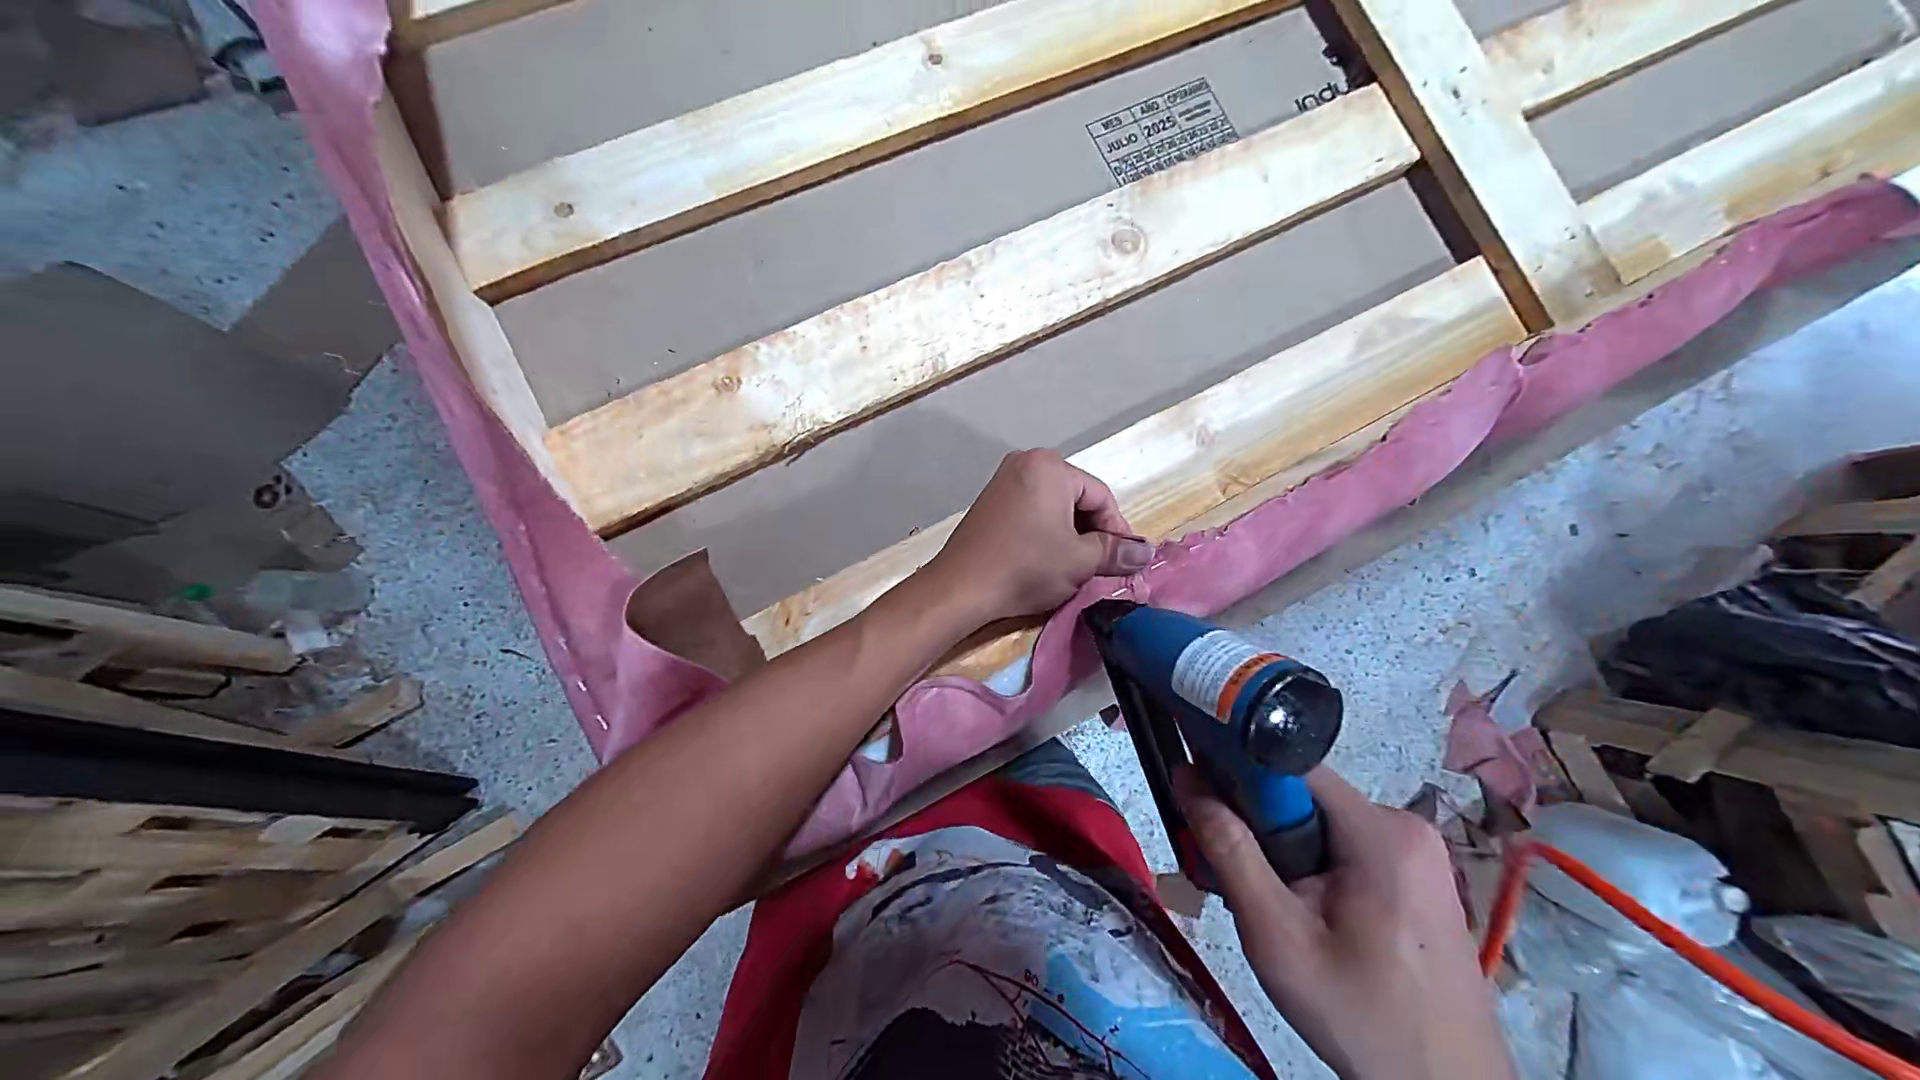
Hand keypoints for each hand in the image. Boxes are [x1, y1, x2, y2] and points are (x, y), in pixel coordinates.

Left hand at [920, 450, 1153, 624]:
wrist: (961, 588)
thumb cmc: (1025, 568)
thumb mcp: (1079, 561)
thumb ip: (1116, 552)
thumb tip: (1145, 552)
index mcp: (1049, 467)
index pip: (1100, 496)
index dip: (1117, 530)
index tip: (1125, 560)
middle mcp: (1025, 463)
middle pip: (1077, 498)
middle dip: (1092, 532)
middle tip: (1100, 565)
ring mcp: (1003, 481)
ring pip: (1054, 507)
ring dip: (1070, 534)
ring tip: (1074, 566)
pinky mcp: (989, 502)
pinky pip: (1031, 511)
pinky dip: (1045, 532)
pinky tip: (1047, 559)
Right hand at [1176, 767, 1514, 1079]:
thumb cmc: (1360, 1014)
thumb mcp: (1277, 936)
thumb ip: (1229, 851)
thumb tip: (1186, 777)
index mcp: (1381, 830)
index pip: (1290, 765)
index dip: (1238, 773)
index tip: (1202, 799)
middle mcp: (1405, 825)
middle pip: (1302, 795)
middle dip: (1256, 824)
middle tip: (1227, 870)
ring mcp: (1416, 852)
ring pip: (1318, 822)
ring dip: (1279, 849)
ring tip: (1265, 901)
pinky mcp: (1416, 876)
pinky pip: (1343, 846)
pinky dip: (1309, 865)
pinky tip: (1301, 912)